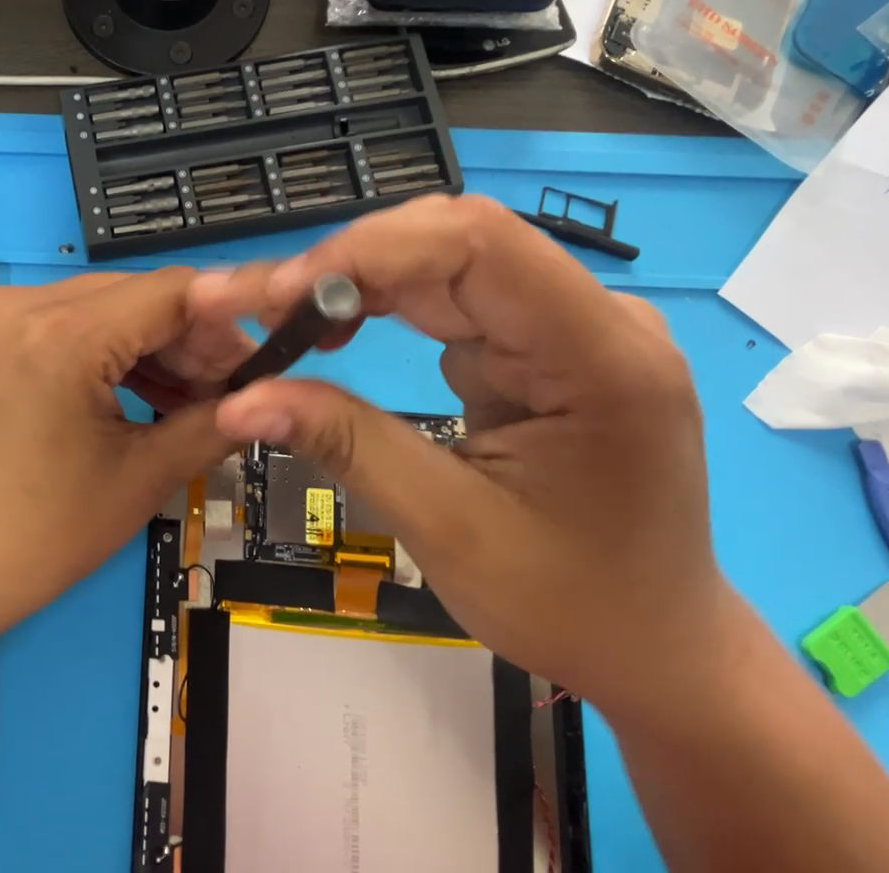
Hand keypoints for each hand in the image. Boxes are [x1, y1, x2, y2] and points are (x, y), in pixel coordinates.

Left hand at [0, 268, 246, 652]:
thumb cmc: (37, 539)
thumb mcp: (140, 479)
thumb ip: (213, 421)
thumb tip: (270, 394)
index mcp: (59, 336)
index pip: (174, 292)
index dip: (234, 316)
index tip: (277, 350)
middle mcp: (21, 303)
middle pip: (139, 296)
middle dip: (196, 338)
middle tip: (238, 390)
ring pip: (106, 308)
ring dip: (156, 346)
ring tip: (198, 398)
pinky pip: (69, 324)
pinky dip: (112, 351)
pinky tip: (147, 391)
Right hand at [188, 196, 738, 713]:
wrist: (651, 645)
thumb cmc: (568, 603)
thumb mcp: (446, 527)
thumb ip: (346, 445)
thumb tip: (237, 402)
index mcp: (601, 356)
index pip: (478, 245)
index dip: (367, 251)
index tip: (276, 294)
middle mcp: (594, 318)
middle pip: (453, 244)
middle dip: (344, 265)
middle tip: (250, 304)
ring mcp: (568, 327)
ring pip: (442, 265)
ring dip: (352, 283)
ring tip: (275, 319)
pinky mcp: (538, 345)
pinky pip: (447, 301)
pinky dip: (377, 308)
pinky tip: (329, 332)